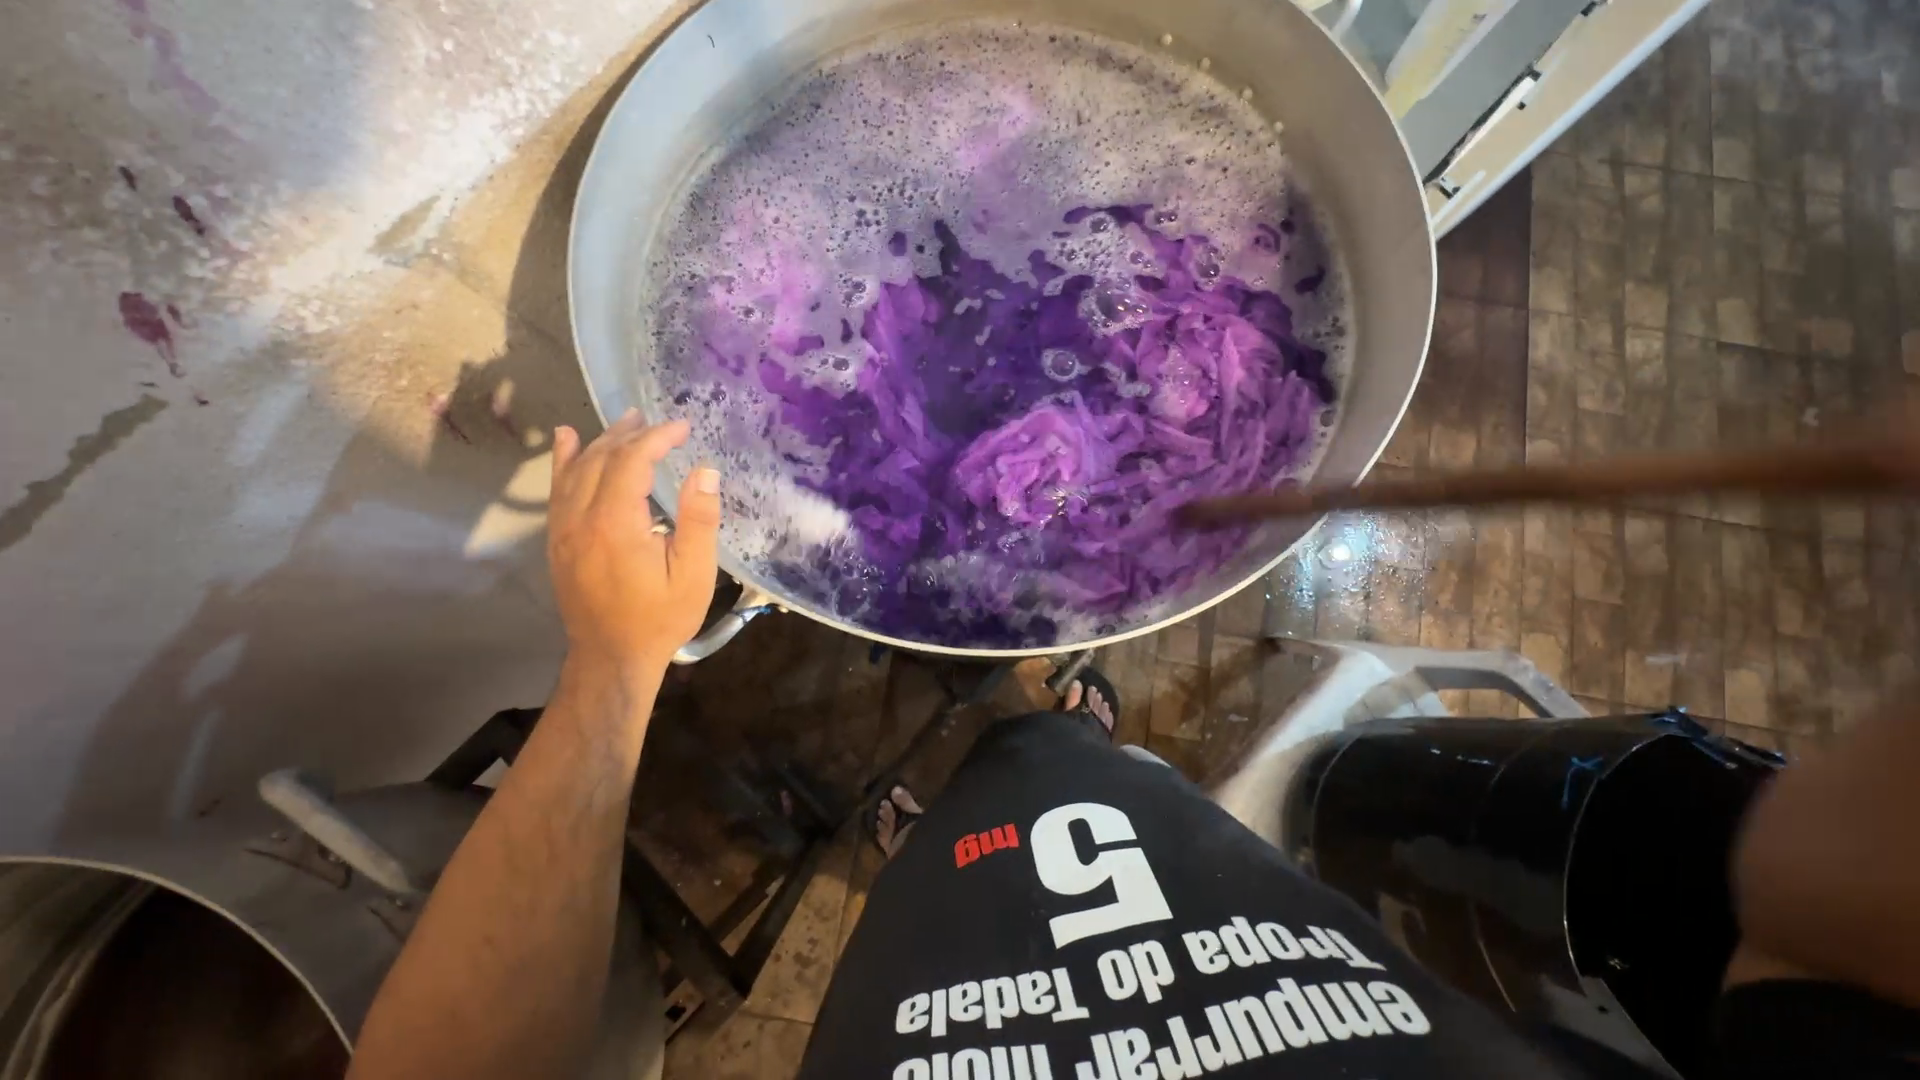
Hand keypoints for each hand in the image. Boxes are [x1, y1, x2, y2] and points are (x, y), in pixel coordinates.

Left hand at [548, 410, 720, 672]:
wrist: (611, 658)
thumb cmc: (660, 618)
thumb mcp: (693, 574)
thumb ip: (699, 520)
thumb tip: (706, 471)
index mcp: (616, 524)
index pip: (632, 461)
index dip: (658, 438)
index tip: (684, 428)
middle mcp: (581, 518)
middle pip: (601, 458)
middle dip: (631, 434)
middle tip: (660, 422)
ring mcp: (563, 529)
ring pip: (576, 469)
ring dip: (601, 441)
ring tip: (626, 422)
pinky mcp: (558, 540)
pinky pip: (557, 489)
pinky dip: (564, 461)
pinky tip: (567, 440)